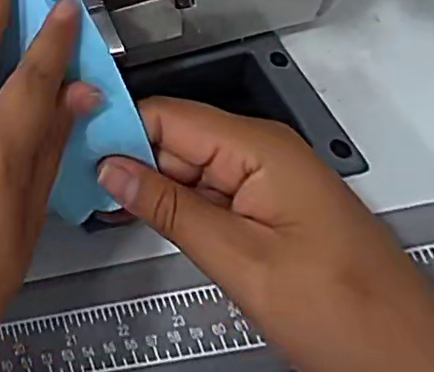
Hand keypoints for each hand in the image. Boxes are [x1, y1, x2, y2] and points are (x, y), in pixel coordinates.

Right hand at [96, 99, 433, 371]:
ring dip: (153, 186)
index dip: (119, 128)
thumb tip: (112, 167)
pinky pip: (208, 189)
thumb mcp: (243, 262)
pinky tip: (154, 221)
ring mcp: (266, 176)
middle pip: (173, 136)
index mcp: (259, 146)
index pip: (165, 114)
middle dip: (132, 160)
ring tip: (114, 206)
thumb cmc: (355, 320)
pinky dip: (178, 204)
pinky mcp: (268, 203)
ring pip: (187, 165)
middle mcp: (262, 149)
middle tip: (89, 187)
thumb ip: (168, 208)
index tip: (79, 147)